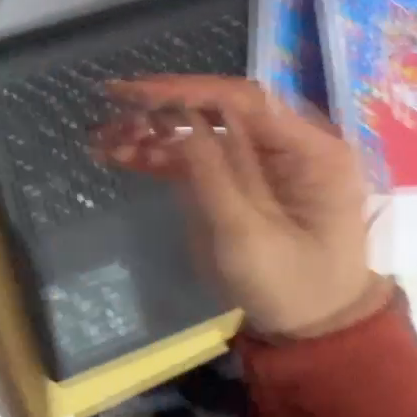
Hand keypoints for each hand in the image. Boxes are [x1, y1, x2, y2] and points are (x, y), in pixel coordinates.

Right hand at [99, 76, 384, 338]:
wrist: (312, 326)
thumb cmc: (290, 283)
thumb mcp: (248, 234)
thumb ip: (214, 174)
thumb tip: (175, 123)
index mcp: (310, 150)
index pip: (244, 100)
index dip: (185, 90)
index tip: (130, 93)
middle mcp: (286, 144)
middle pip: (215, 108)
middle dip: (159, 110)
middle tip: (108, 118)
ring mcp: (259, 162)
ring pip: (197, 129)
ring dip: (150, 131)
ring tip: (104, 141)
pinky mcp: (235, 179)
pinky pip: (192, 154)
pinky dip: (155, 153)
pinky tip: (118, 154)